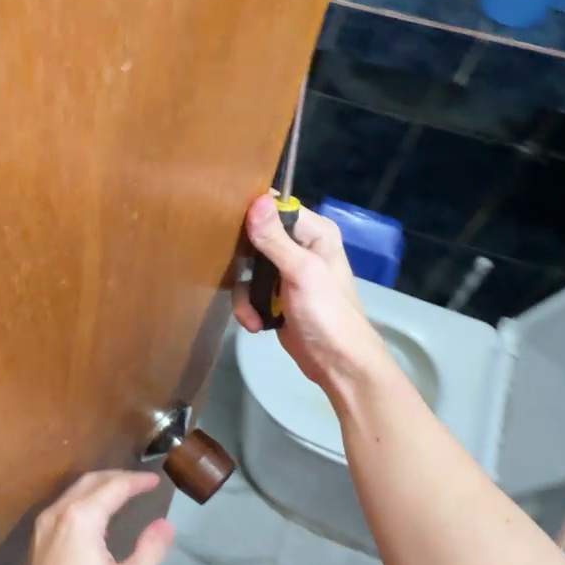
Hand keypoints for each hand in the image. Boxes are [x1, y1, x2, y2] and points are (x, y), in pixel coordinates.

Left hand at [6, 470, 174, 564]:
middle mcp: (57, 514)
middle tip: (141, 482)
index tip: (156, 480)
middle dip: (116, 478)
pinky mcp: (37, 544)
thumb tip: (166, 524)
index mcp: (80, 519)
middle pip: (89, 482)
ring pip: (73, 494)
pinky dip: (84, 502)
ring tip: (123, 493)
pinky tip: (97, 517)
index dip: (137, 481)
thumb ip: (150, 550)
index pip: (113, 488)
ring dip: (98, 488)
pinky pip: (63, 509)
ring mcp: (43, 528)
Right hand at [233, 193, 390, 389]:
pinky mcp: (275, 297)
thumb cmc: (327, 313)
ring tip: (252, 313)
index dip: (252, 212)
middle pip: (255, 237)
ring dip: (245, 293)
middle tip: (235, 272)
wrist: (337, 364)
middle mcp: (300, 247)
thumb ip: (275, 239)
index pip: (277, 206)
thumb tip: (257, 200)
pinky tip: (257, 324)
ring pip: (247, 268)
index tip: (227, 221)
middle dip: (243, 261)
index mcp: (314, 232)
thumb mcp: (302, 272)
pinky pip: (249, 291)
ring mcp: (286, 273)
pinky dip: (249, 308)